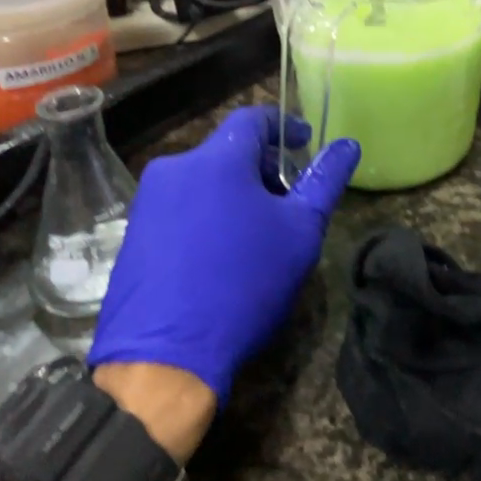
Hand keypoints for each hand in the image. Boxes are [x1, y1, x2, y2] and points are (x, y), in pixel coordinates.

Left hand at [89, 106, 359, 403]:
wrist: (164, 361)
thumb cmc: (244, 283)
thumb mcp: (301, 231)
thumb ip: (325, 181)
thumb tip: (348, 146)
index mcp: (216, 160)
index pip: (252, 119)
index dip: (284, 126)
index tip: (304, 146)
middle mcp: (175, 170)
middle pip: (227, 151)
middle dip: (262, 167)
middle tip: (289, 199)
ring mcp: (147, 205)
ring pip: (203, 181)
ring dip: (234, 193)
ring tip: (259, 231)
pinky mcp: (133, 238)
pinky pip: (180, 209)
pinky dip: (207, 216)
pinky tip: (223, 255)